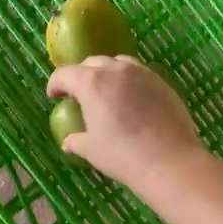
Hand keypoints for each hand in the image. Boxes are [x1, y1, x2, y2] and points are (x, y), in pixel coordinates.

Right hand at [47, 55, 205, 187]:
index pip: (66, 74)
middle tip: (79, 93)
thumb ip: (77, 141)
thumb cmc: (122, 155)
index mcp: (91, 83)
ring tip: (107, 90)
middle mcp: (116, 70)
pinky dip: (130, 81)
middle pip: (92, 63)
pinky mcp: (162, 83)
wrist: (169, 160)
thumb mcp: (92, 150)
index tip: (54, 95)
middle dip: (81, 75)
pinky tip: (132, 99)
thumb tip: (68, 142)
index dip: (56, 84)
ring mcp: (142, 74)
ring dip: (107, 72)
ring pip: (119, 63)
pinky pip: (140, 74)